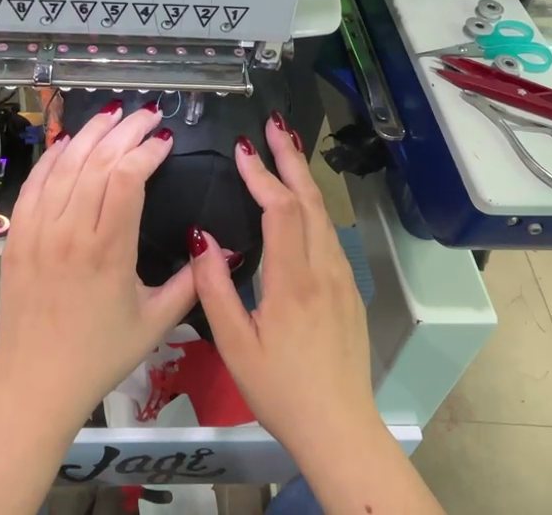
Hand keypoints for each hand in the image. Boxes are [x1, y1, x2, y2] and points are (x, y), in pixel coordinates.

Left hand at [0, 100, 196, 424]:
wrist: (35, 383)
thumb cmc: (99, 354)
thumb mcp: (155, 323)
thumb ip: (191, 282)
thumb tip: (223, 249)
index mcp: (108, 250)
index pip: (128, 178)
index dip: (148, 150)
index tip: (167, 141)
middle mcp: (70, 232)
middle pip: (98, 161)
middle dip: (126, 131)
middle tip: (148, 115)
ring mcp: (38, 231)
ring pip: (65, 165)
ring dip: (90, 134)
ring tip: (113, 115)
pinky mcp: (16, 237)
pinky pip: (33, 185)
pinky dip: (51, 158)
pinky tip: (67, 144)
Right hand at [190, 115, 381, 462]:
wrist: (340, 427)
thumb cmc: (280, 389)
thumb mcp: (234, 345)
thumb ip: (214, 288)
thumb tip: (201, 237)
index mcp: (293, 280)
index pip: (280, 210)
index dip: (262, 174)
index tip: (242, 148)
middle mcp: (324, 270)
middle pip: (310, 200)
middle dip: (291, 158)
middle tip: (274, 125)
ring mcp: (343, 279)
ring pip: (323, 215)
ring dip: (303, 179)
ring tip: (285, 152)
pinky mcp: (350, 292)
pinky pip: (329, 235)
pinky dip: (312, 206)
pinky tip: (300, 206)